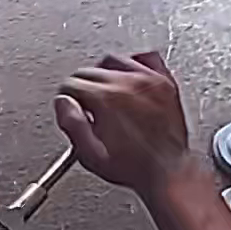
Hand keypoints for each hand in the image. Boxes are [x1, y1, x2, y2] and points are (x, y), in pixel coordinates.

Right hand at [55, 52, 205, 192]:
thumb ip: (71, 124)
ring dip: (102, 74)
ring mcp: (148, 80)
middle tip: (85, 107)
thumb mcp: (90, 154)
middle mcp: (127, 85)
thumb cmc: (132, 166)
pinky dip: (133, 63)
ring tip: (102, 92)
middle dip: (81, 88)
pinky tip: (128, 77)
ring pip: (112, 60)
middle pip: (88, 71)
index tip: (70, 109)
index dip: (66, 99)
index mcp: (106, 99)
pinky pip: (146, 58)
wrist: (168, 171)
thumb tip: (62, 103)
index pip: (71, 84)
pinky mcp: (164, 82)